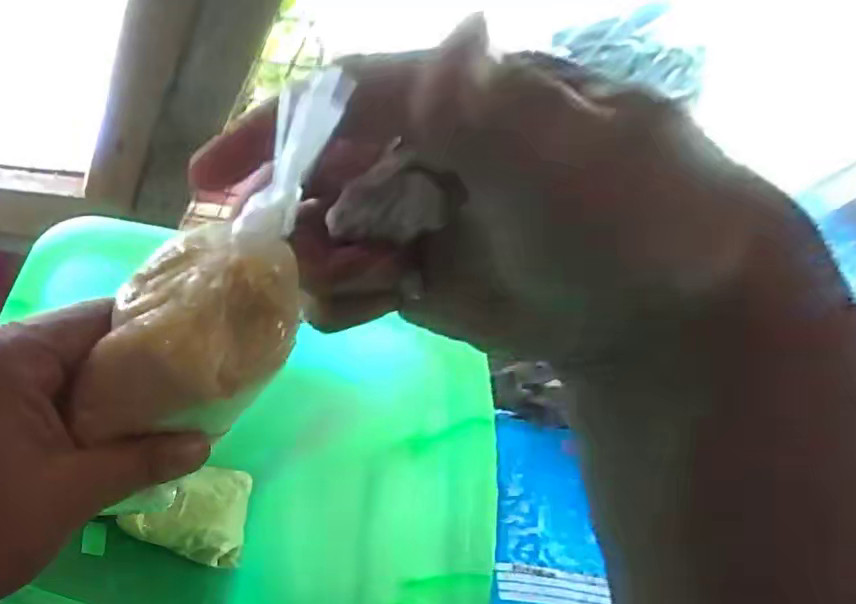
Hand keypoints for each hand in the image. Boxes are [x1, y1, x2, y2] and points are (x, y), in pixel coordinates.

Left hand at [0, 299, 210, 603]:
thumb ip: (142, 458)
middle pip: (69, 340)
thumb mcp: (76, 490)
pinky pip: (19, 391)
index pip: (95, 317)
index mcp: (9, 354)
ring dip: (88, 393)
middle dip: (120, 370)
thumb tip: (204, 442)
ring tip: (138, 422)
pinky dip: (54, 408)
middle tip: (171, 400)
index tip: (189, 362)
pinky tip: (86, 436)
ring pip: (44, 368)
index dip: (147, 336)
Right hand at [190, 15, 848, 371]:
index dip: (266, 133)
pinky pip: (340, 287)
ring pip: (318, 240)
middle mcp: (418, 155)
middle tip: (290, 259)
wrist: (650, 310)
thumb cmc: (625, 220)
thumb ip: (492, 113)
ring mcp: (407, 219)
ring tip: (372, 284)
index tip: (205, 178)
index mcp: (454, 105)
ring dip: (321, 269)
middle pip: (312, 179)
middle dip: (292, 221)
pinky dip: (341, 303)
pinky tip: (377, 309)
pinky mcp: (403, 273)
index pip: (340, 102)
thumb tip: (448, 40)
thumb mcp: (565, 162)